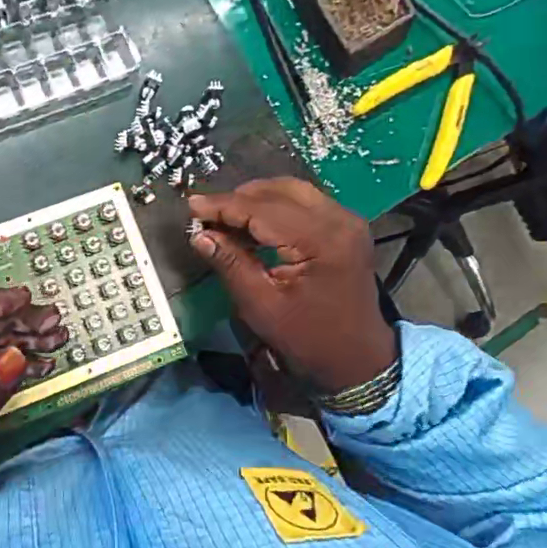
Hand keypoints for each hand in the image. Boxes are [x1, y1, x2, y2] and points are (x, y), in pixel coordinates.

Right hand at [188, 178, 395, 393]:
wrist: (355, 356)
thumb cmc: (306, 337)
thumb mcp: (261, 305)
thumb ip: (231, 264)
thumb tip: (200, 236)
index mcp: (321, 239)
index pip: (264, 208)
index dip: (224, 205)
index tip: (191, 207)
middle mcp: (339, 219)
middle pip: (280, 191)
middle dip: (239, 198)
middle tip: (205, 213)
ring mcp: (346, 220)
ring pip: (293, 191)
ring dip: (256, 199)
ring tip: (223, 217)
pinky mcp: (345, 227)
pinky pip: (305, 203)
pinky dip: (274, 207)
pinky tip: (251, 224)